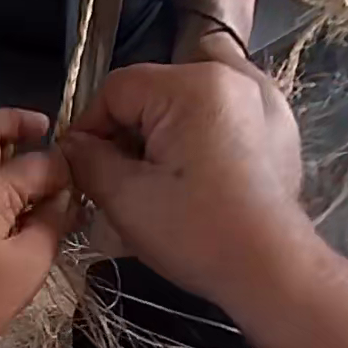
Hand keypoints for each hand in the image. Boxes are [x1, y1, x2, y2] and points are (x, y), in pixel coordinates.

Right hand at [58, 61, 316, 305]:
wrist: (270, 270)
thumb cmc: (195, 233)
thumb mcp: (124, 197)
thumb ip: (87, 160)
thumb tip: (71, 144)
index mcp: (193, 86)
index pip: (117, 88)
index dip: (88, 127)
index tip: (79, 168)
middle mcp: (232, 77)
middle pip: (151, 93)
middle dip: (124, 135)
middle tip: (113, 183)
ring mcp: (262, 99)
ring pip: (182, 106)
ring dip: (156, 139)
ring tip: (151, 183)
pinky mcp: (276, 126)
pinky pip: (216, 118)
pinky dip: (193, 140)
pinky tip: (190, 177)